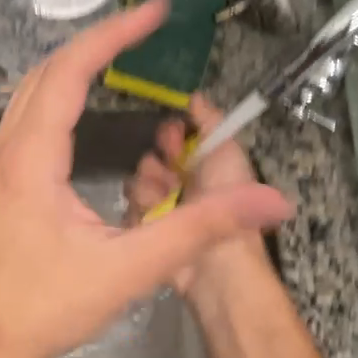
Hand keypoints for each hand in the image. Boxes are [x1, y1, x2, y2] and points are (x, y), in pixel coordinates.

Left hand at [0, 0, 293, 357]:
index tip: (154, 12)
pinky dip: (57, 95)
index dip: (114, 36)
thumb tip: (268, 200)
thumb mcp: (128, 270)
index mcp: (29, 159)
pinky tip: (81, 106)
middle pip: (45, 72)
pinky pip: (24, 118)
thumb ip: (200, 229)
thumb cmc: (42, 310)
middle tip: (145, 28)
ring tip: (120, 54)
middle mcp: (3, 150)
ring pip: (29, 94)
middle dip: (96, 42)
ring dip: (73, 67)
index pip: (69, 72)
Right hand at [124, 96, 287, 295]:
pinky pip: (129, 211)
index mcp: (204, 169)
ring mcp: (163, 212)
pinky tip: (153, 217)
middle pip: (151, 162)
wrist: (219, 262)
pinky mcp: (147, 234)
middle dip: (157, 164)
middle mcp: (182, 188)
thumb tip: (196, 96)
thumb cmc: (227, 203)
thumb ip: (211, 121)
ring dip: (149, 188)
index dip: (171, 136)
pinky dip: (141, 213)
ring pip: (137, 185)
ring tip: (164, 198)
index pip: (176, 142)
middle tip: (170, 172)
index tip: (173, 135)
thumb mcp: (227, 152)